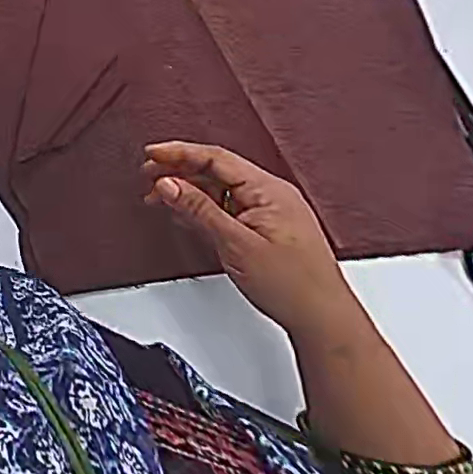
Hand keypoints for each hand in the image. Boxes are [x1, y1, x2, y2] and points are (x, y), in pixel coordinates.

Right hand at [142, 141, 364, 338]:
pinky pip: (226, 206)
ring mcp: (267, 210)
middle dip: (178, 170)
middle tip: (148, 174)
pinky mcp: (263, 226)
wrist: (324, 321)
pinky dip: (201, 207)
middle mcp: (269, 194)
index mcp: (268, 189)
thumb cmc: (294, 286)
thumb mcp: (236, 243)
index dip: (179, 153)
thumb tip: (169, 184)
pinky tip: (184, 213)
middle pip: (215, 170)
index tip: (152, 154)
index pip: (215, 158)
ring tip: (159, 196)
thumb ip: (198, 209)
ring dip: (187, 190)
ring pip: (218, 188)